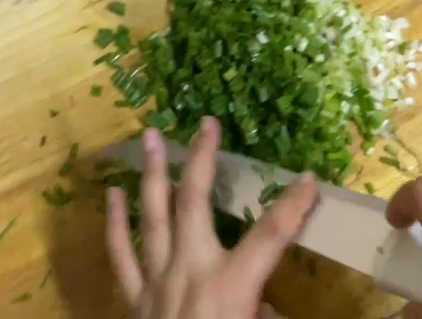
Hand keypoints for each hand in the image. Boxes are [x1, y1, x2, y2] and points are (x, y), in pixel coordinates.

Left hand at [105, 118, 320, 318]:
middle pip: (196, 200)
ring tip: (149, 136)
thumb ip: (267, 315)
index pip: (272, 235)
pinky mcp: (135, 299)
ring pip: (152, 214)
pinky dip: (115, 223)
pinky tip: (110, 196)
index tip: (310, 178)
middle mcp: (191, 272)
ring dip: (151, 173)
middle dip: (202, 158)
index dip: (294, 205)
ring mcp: (157, 282)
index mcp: (231, 288)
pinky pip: (121, 254)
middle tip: (205, 122)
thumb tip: (265, 306)